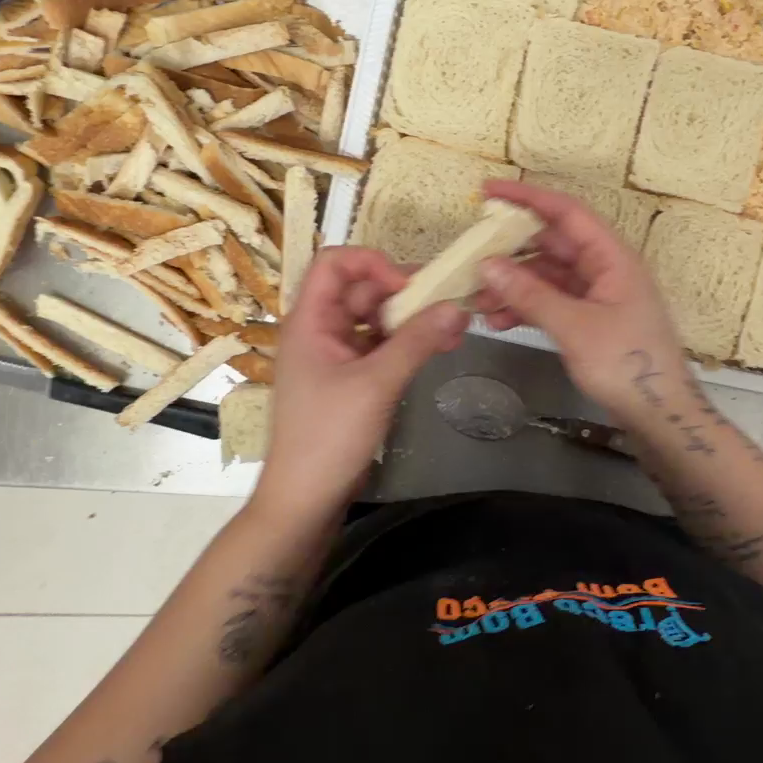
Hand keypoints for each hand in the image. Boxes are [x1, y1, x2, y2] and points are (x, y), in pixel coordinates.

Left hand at [259, 247, 467, 511]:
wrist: (305, 499)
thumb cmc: (329, 436)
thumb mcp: (377, 384)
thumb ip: (417, 341)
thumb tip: (458, 307)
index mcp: (309, 321)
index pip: (334, 263)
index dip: (372, 263)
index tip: (410, 287)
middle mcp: (319, 331)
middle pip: (361, 289)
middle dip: (404, 292)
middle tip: (447, 303)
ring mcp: (334, 356)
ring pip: (375, 319)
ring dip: (412, 319)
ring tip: (454, 329)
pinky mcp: (350, 380)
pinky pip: (380, 346)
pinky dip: (407, 343)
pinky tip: (439, 348)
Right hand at [474, 180, 691, 419]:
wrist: (659, 413)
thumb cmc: (626, 364)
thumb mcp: (575, 327)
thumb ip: (530, 294)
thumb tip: (488, 266)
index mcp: (612, 258)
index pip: (567, 213)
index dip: (528, 198)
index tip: (488, 193)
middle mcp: (605, 269)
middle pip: (553, 244)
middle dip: (511, 251)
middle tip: (471, 256)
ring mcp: (598, 296)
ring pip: (548, 276)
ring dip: (513, 284)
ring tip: (477, 300)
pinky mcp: (590, 320)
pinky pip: (551, 302)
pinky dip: (525, 307)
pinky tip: (497, 320)